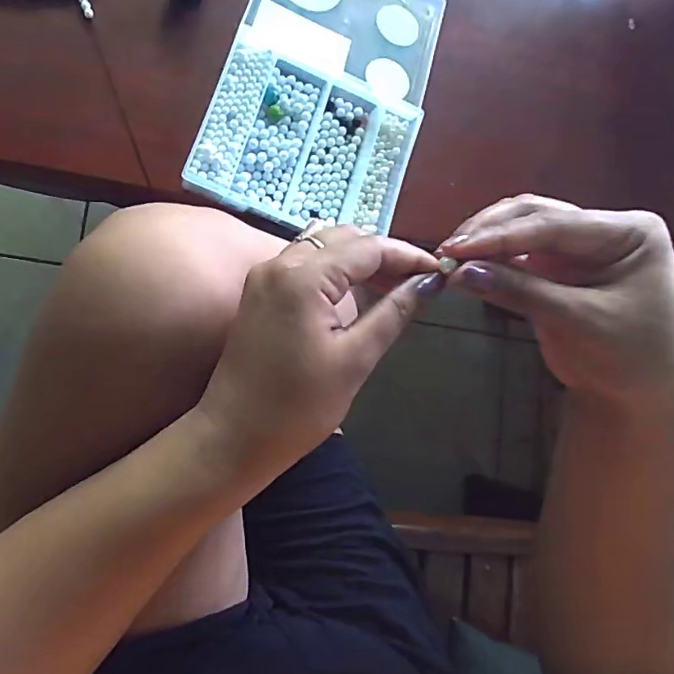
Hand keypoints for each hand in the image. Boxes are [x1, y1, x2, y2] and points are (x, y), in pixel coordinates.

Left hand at [196, 226, 437, 470]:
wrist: (234, 435)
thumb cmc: (296, 406)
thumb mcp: (354, 359)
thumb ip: (393, 313)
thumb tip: (428, 282)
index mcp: (301, 277)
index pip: (367, 247)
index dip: (407, 255)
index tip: (439, 270)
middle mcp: (277, 265)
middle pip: (341, 238)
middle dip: (382, 253)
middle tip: (416, 281)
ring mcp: (261, 278)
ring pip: (319, 247)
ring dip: (355, 259)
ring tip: (391, 285)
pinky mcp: (255, 295)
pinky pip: (300, 265)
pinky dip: (330, 270)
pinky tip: (353, 292)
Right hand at [438, 196, 673, 409]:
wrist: (642, 396)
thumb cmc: (629, 357)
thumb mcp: (576, 321)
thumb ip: (519, 291)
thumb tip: (461, 272)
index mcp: (626, 231)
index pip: (552, 224)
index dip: (499, 236)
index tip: (455, 249)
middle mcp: (601, 230)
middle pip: (534, 216)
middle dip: (488, 231)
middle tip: (447, 253)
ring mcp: (578, 249)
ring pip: (521, 230)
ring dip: (485, 241)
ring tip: (450, 258)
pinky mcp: (557, 270)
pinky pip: (517, 256)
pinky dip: (491, 259)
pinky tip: (466, 267)